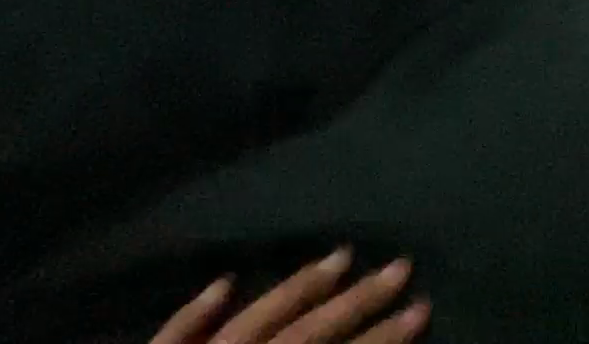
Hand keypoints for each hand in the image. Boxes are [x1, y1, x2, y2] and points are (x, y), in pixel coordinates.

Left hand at [151, 248, 429, 343]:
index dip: (380, 340)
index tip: (422, 310)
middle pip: (300, 337)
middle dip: (355, 305)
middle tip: (401, 266)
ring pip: (248, 323)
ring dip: (296, 289)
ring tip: (341, 254)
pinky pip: (166, 342)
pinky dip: (194, 313)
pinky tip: (223, 281)